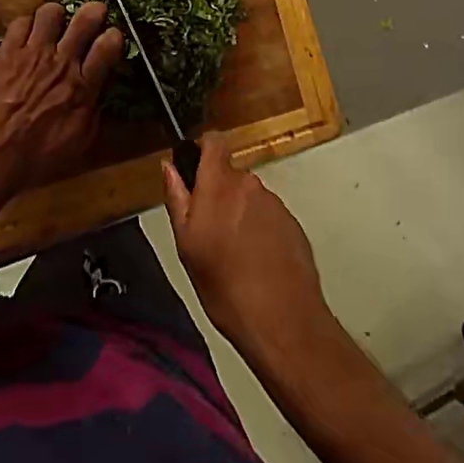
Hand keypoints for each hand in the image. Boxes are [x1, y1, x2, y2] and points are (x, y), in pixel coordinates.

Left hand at [0, 2, 122, 190]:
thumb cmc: (35, 157)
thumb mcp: (77, 144)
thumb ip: (92, 115)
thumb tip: (98, 100)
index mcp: (83, 86)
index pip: (108, 47)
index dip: (114, 37)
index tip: (113, 37)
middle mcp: (60, 63)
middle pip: (84, 20)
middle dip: (93, 11)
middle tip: (94, 12)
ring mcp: (31, 54)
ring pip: (50, 13)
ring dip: (56, 14)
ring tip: (56, 23)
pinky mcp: (5, 54)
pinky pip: (20, 24)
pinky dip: (26, 25)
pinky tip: (25, 36)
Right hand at [162, 130, 327, 348]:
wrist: (282, 320)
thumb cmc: (223, 284)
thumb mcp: (186, 243)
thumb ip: (177, 198)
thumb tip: (169, 167)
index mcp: (220, 184)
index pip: (214, 142)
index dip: (202, 148)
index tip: (194, 169)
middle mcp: (250, 186)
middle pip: (230, 174)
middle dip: (218, 193)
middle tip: (208, 230)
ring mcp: (276, 204)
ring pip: (249, 197)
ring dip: (239, 212)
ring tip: (233, 253)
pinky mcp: (294, 225)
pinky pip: (268, 216)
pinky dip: (259, 229)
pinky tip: (256, 261)